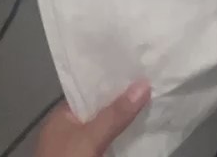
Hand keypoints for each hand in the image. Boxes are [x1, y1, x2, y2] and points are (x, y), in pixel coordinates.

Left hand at [34, 83, 149, 156]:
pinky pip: (111, 144)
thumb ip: (115, 113)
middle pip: (101, 109)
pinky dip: (125, 139)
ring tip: (154, 100)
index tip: (140, 67)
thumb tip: (145, 83)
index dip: (113, 79)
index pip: (90, 89)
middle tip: (152, 83)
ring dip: (127, 120)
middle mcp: (69, 130)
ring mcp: (79, 149)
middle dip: (124, 100)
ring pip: (108, 128)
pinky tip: (144, 129)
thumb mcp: (89, 138)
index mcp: (62, 117)